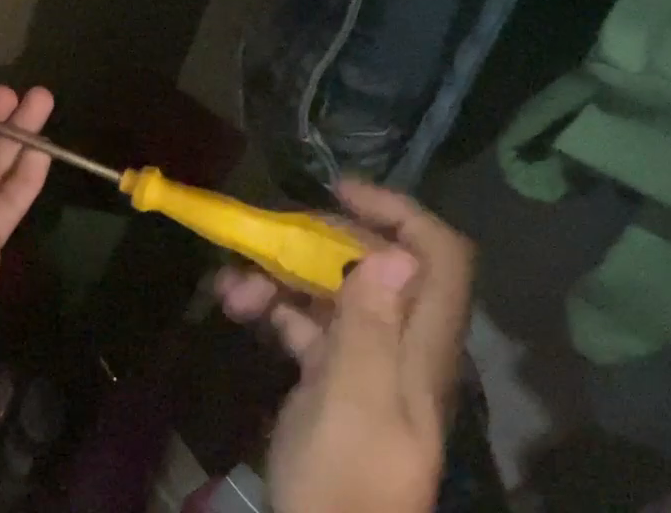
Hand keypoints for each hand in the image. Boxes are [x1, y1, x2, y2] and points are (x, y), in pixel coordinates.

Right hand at [214, 180, 474, 512]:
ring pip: (327, 290)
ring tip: (232, 290)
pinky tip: (235, 309)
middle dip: (313, 242)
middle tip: (259, 241)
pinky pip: (300, 320)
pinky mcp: (327, 376)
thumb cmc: (344, 480)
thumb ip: (372, 329)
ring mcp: (360, 360)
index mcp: (419, 347)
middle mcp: (396, 343)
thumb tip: (395, 254)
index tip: (336, 191)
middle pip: (370, 263)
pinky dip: (268, 305)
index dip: (398, 213)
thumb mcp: (354, 403)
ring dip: (277, 275)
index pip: (438, 259)